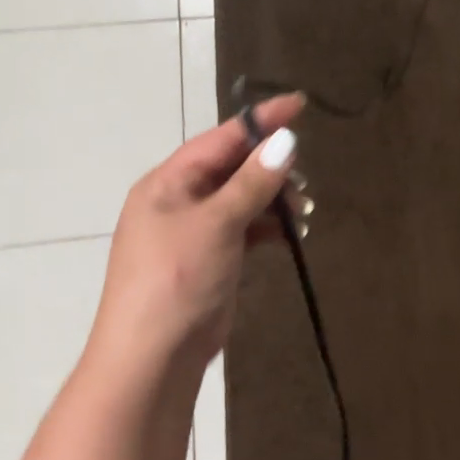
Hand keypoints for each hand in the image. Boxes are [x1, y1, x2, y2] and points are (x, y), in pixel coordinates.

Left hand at [84, 93, 305, 374]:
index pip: (220, 139)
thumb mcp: (217, 224)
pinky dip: (268, 227)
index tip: (300, 105)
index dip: (260, 121)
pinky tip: (291, 232)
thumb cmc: (177, 279)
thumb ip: (253, 183)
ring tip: (304, 211)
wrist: (153, 354)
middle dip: (271, 166)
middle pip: (232, 168)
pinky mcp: (211, 259)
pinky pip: (245, 229)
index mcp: (167, 183)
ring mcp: (195, 232)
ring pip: (242, 199)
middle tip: (306, 177)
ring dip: (273, 199)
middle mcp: (179, 201)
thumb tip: (287, 141)